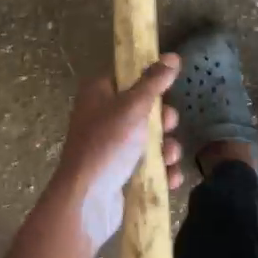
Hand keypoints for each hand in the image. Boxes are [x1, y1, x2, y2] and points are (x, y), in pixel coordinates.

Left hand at [50, 55, 182, 250]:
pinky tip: (170, 177)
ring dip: (166, 147)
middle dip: (163, 120)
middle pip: (144, 108)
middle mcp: (103, 117)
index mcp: (99, 93)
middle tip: (168, 125)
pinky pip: (148, 165)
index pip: (128, 76)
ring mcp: (111, 147)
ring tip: (169, 157)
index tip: (169, 85)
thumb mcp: (133, 106)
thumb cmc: (107, 144)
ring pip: (150, 138)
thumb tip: (172, 56)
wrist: (86, 201)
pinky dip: (161, 170)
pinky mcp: (120, 173)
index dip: (150, 80)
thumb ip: (154, 81)